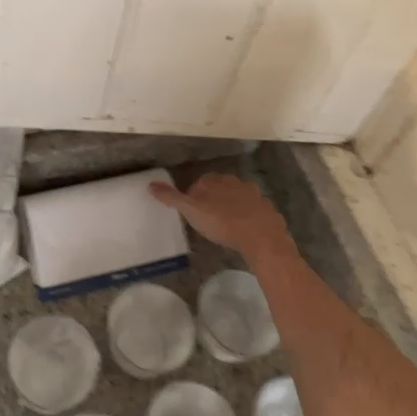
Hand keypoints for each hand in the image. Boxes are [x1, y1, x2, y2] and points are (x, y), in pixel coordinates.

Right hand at [149, 174, 292, 261]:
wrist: (260, 235)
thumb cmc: (221, 221)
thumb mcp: (191, 210)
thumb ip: (171, 198)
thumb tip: (150, 185)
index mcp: (214, 180)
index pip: (199, 184)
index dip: (193, 198)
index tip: (192, 214)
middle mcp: (234, 181)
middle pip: (219, 189)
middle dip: (213, 201)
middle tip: (208, 221)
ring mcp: (253, 193)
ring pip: (237, 198)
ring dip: (231, 208)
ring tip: (225, 227)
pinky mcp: (266, 207)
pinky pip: (252, 210)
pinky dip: (247, 217)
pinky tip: (244, 231)